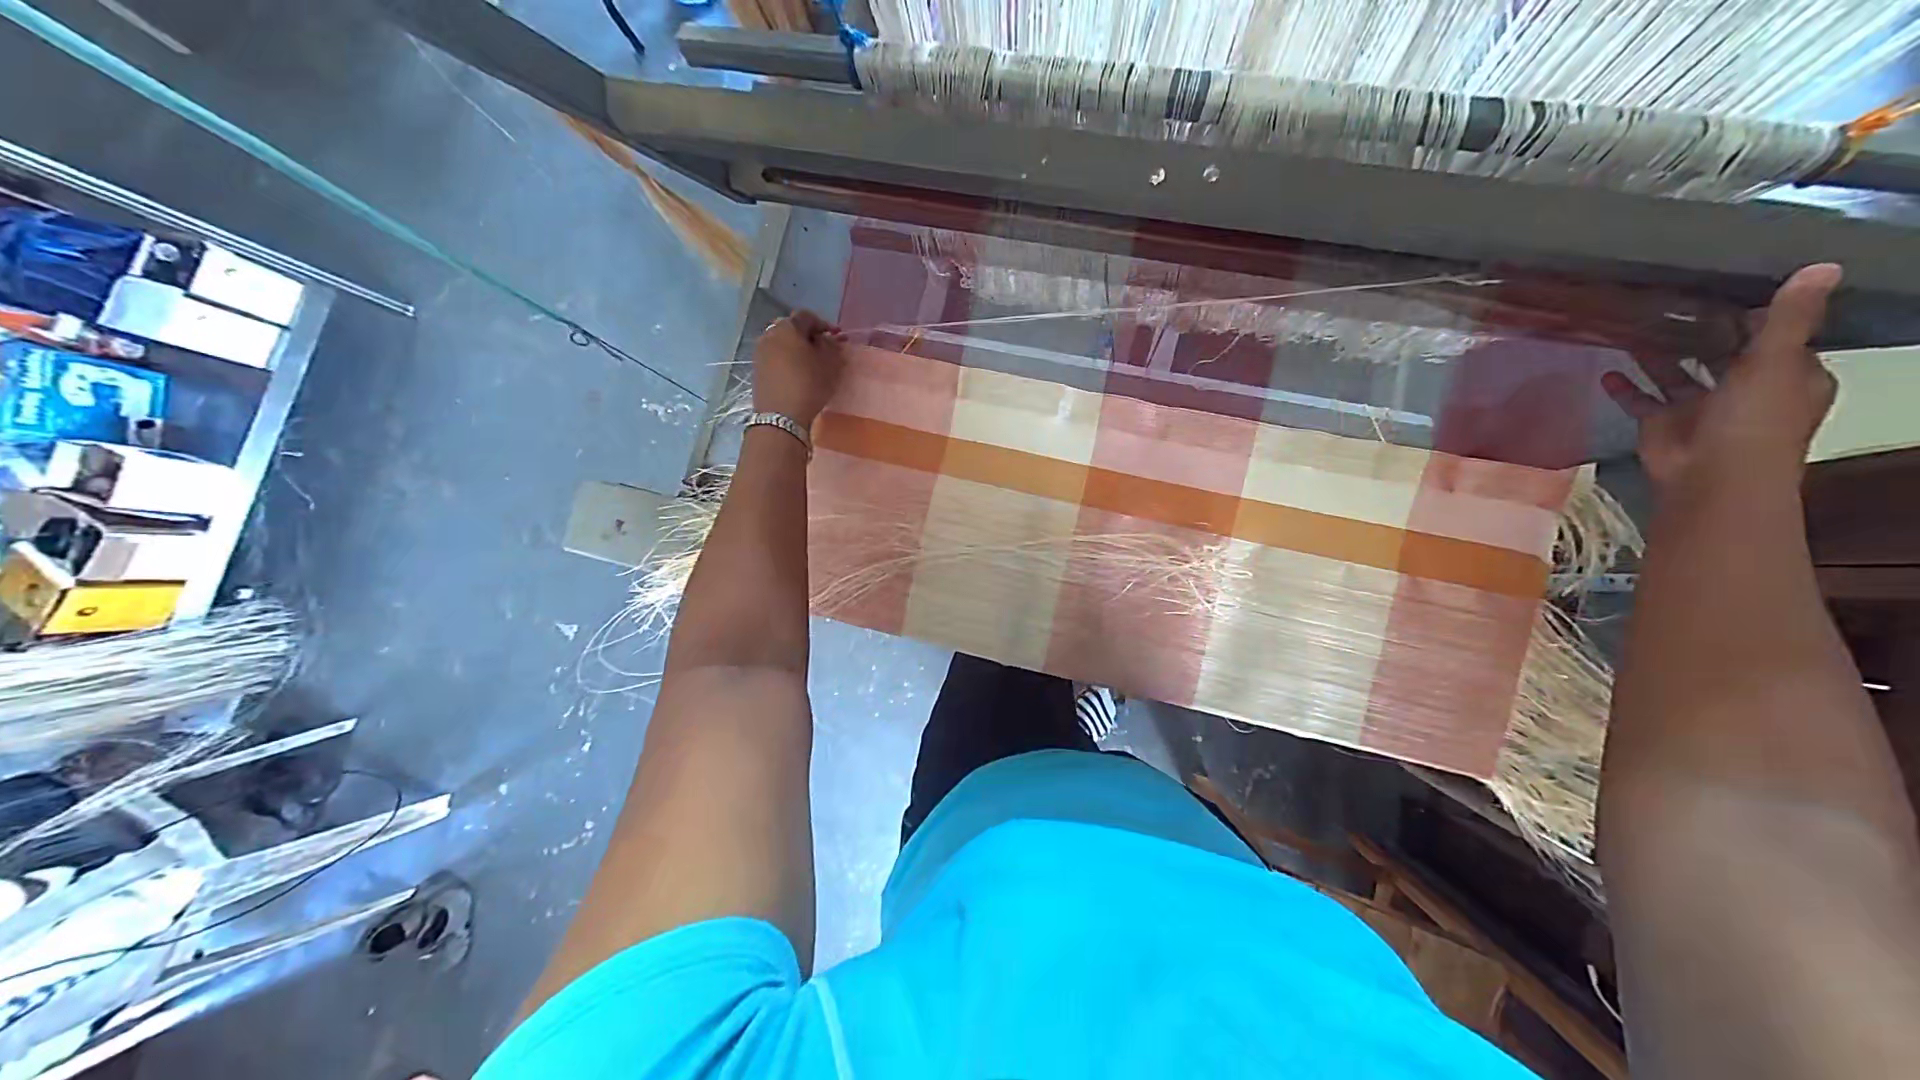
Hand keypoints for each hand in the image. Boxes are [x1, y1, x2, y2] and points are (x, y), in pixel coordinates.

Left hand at [753, 311, 845, 426]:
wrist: (780, 417)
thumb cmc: (809, 385)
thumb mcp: (830, 364)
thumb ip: (831, 346)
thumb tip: (827, 339)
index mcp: (788, 327)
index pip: (807, 317)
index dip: (824, 325)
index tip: (837, 337)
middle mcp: (770, 334)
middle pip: (792, 328)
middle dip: (808, 335)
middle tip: (823, 348)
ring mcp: (760, 352)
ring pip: (782, 343)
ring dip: (797, 348)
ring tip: (811, 362)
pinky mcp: (757, 370)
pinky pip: (775, 357)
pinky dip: (787, 360)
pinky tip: (797, 373)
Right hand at [1603, 263, 1839, 489]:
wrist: (1712, 477)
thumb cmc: (1754, 419)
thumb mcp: (1777, 361)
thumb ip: (1790, 317)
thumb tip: (1823, 265)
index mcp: (1788, 375)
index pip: (1775, 335)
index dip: (1753, 314)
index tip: (1724, 290)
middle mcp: (1746, 390)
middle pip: (1721, 354)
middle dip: (1699, 334)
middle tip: (1670, 305)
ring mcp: (1701, 408)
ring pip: (1678, 375)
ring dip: (1658, 356)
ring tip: (1634, 329)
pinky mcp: (1662, 424)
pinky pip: (1642, 401)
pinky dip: (1625, 388)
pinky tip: (1608, 371)